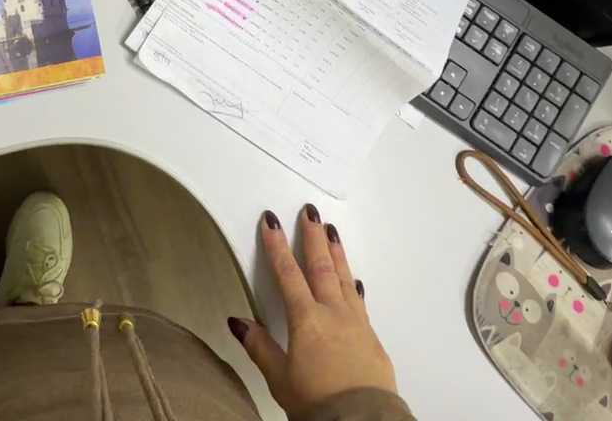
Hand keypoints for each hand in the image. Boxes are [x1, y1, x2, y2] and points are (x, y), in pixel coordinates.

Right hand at [229, 204, 396, 417]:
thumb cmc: (319, 404)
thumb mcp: (280, 379)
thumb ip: (260, 347)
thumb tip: (238, 322)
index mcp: (306, 320)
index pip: (287, 273)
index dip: (276, 245)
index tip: (271, 220)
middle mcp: (333, 314)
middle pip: (320, 266)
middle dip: (312, 236)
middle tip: (310, 211)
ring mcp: (356, 324)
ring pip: (344, 278)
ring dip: (336, 253)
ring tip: (332, 231)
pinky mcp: (372, 339)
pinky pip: (360, 303)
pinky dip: (354, 286)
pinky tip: (355, 281)